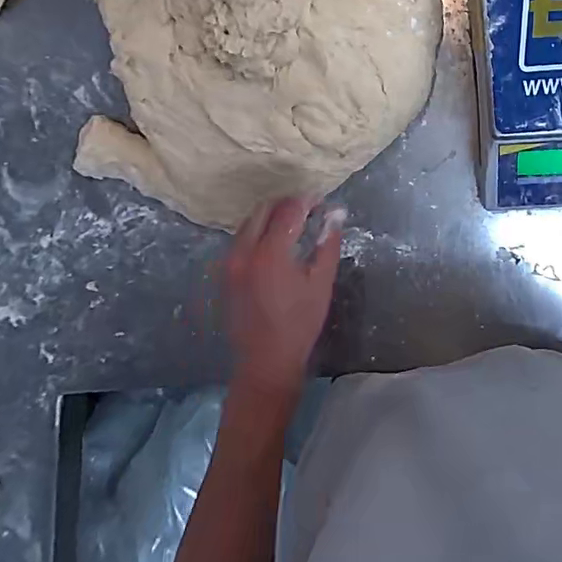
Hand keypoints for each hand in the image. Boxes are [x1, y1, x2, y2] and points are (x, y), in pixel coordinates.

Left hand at [223, 197, 342, 398]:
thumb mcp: (322, 281)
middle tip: (310, 210)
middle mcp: (244, 251)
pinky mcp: (225, 272)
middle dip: (288, 204)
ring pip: (249, 222)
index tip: (323, 202)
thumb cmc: (300, 322)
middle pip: (264, 209)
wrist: (265, 360)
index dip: (308, 201)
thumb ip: (328, 242)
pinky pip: (241, 238)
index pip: (289, 210)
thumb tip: (336, 213)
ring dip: (272, 216)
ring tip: (295, 225)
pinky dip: (259, 230)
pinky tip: (277, 242)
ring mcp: (230, 262)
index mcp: (270, 253)